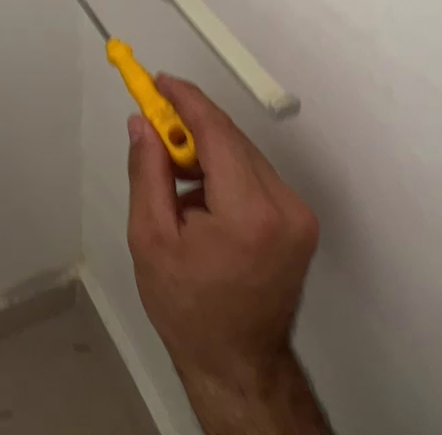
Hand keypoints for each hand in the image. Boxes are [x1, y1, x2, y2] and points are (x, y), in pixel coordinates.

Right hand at [126, 74, 328, 433]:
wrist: (237, 361)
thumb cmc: (187, 306)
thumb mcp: (150, 237)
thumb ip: (147, 172)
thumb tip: (142, 123)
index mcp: (248, 214)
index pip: (217, 133)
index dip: (185, 100)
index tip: (157, 81)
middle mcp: (284, 209)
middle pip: (232, 139)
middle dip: (190, 124)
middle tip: (151, 121)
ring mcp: (298, 216)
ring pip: (244, 155)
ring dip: (206, 149)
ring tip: (170, 173)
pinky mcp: (299, 224)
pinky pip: (255, 176)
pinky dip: (223, 171)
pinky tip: (197, 194)